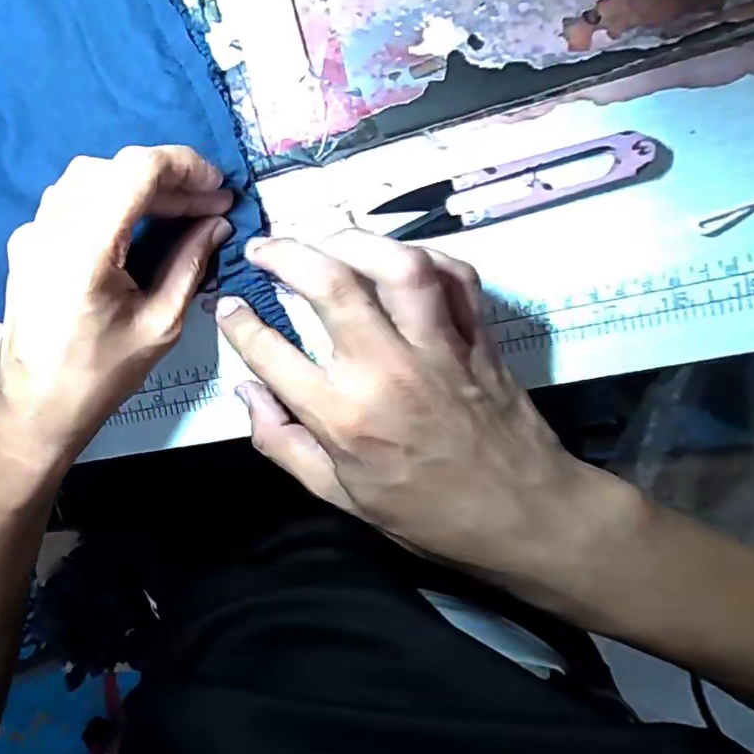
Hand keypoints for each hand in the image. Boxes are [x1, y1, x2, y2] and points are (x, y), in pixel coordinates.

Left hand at [0, 146, 233, 476]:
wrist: (35, 408)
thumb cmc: (100, 375)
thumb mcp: (160, 324)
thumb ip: (190, 264)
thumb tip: (217, 223)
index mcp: (84, 250)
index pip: (135, 170)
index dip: (184, 166)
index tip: (218, 189)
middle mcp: (50, 228)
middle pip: (114, 168)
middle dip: (168, 178)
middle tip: (209, 206)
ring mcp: (32, 232)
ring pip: (91, 178)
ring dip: (140, 185)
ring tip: (181, 211)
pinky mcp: (27, 242)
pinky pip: (73, 200)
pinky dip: (113, 198)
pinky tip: (139, 224)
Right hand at [214, 230, 649, 609]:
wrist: (524, 518)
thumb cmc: (426, 516)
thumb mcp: (341, 497)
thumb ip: (284, 445)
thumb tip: (248, 393)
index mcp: (343, 418)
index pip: (272, 353)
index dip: (239, 322)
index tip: (229, 304)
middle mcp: (386, 371)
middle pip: (330, 286)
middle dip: (285, 255)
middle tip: (263, 248)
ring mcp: (437, 347)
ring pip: (396, 266)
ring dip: (353, 240)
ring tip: (324, 236)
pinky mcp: (478, 336)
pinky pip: (455, 276)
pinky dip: (425, 255)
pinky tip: (397, 257)